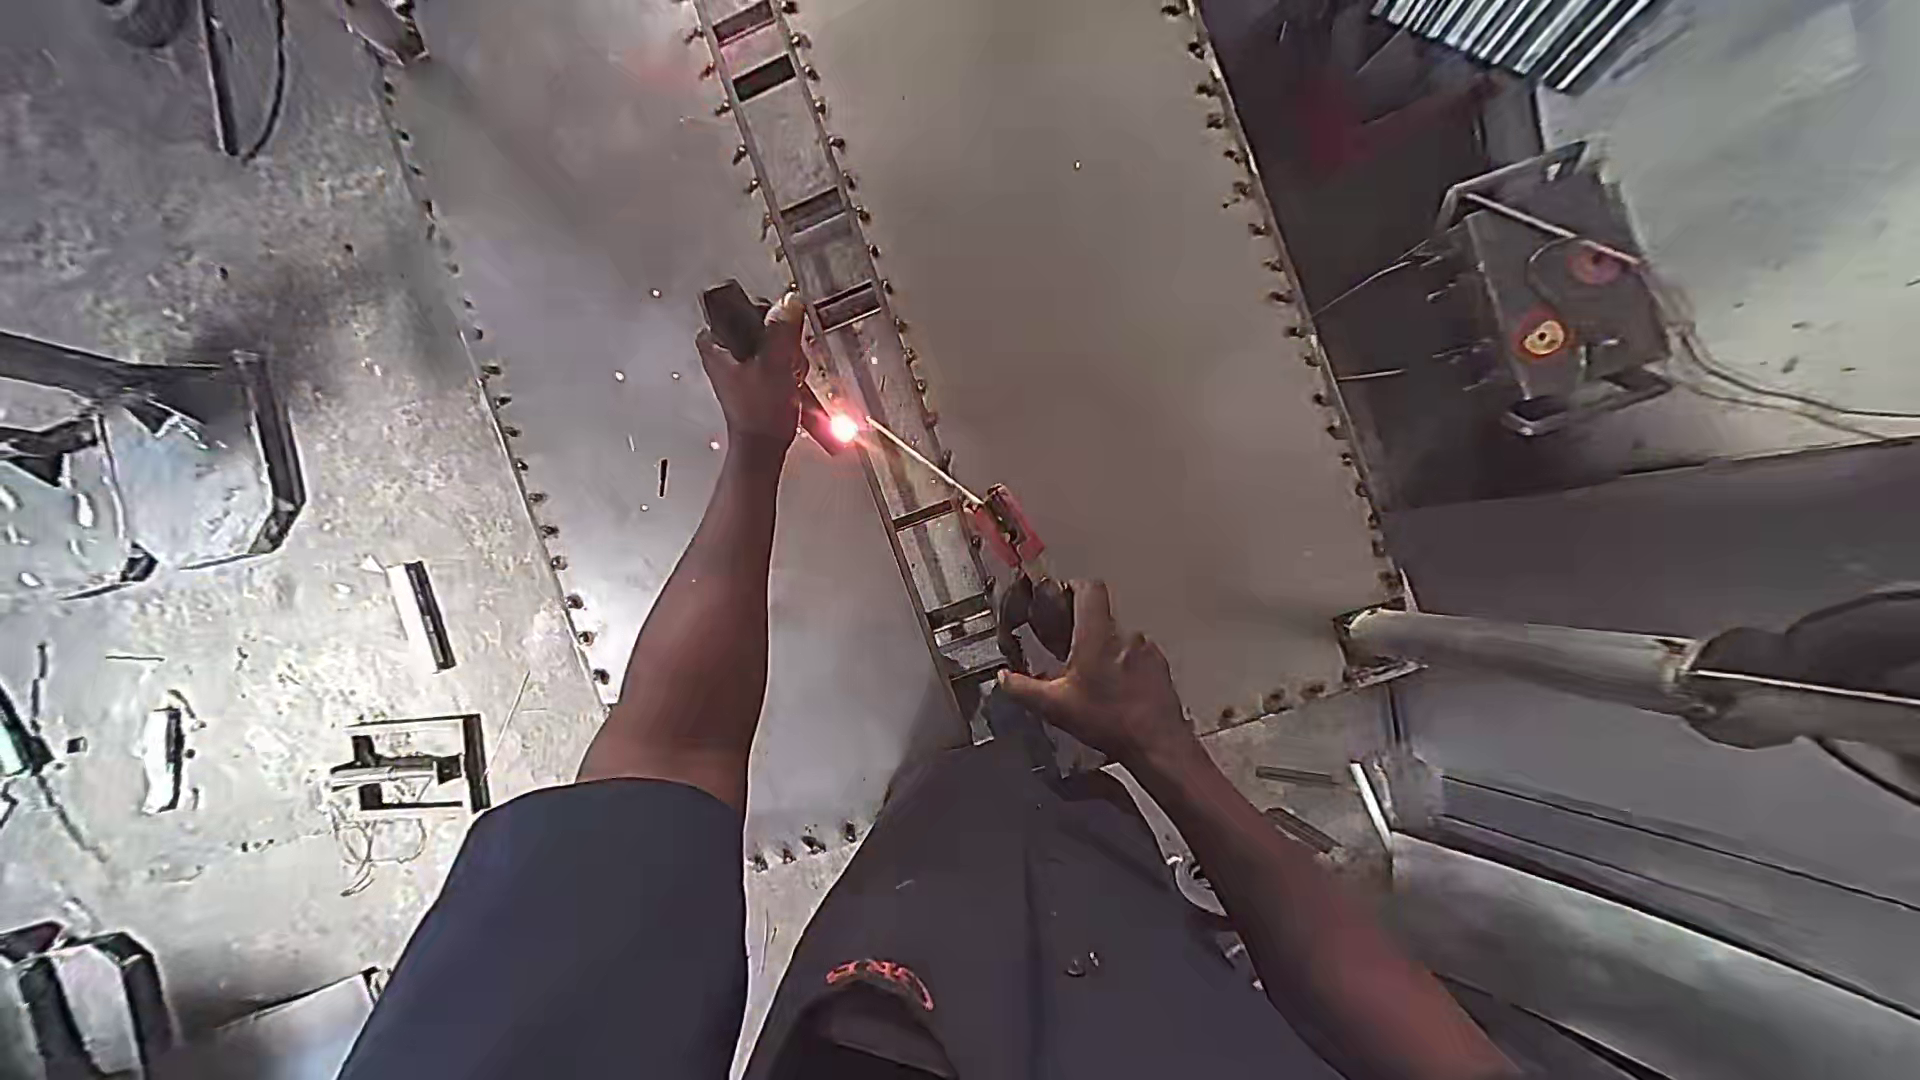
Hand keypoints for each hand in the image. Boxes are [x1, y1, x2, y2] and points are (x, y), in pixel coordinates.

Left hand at [697, 291, 806, 455]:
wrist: (764, 446)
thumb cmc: (759, 414)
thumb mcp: (775, 364)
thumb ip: (782, 330)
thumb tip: (790, 302)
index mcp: (714, 340)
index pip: (746, 307)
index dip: (771, 320)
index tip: (781, 337)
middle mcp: (722, 349)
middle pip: (764, 325)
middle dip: (784, 343)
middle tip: (785, 363)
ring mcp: (738, 364)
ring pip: (774, 343)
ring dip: (789, 358)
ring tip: (787, 378)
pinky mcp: (753, 377)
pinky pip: (778, 359)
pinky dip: (788, 369)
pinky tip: (789, 384)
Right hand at [995, 580, 1198, 768]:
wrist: (1157, 743)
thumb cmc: (1106, 721)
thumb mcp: (1055, 707)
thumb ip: (1023, 689)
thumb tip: (1004, 678)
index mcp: (1096, 636)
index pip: (1090, 589)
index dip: (1074, 588)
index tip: (1063, 600)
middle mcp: (1124, 635)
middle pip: (1101, 617)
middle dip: (1085, 632)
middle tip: (1071, 656)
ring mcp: (1146, 649)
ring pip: (1119, 638)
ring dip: (1106, 651)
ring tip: (1096, 680)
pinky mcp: (1160, 665)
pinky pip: (1138, 654)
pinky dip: (1125, 665)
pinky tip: (1118, 690)